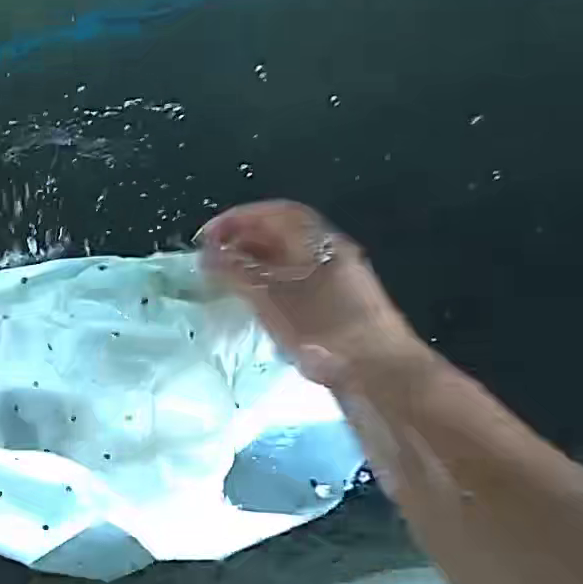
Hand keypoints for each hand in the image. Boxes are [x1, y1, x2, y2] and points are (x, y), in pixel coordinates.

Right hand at [197, 199, 429, 387]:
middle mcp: (329, 254)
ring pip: (286, 258)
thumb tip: (209, 254)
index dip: (237, 218)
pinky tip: (250, 298)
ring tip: (222, 277)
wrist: (375, 370)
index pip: (275, 213)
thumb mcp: (270, 298)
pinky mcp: (333, 304)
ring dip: (252, 261)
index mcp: (318, 243)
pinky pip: (292, 280)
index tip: (206, 235)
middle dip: (241, 239)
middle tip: (209, 256)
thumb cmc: (322, 329)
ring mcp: (334, 279)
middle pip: (281, 233)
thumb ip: (236, 272)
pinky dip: (265, 281)